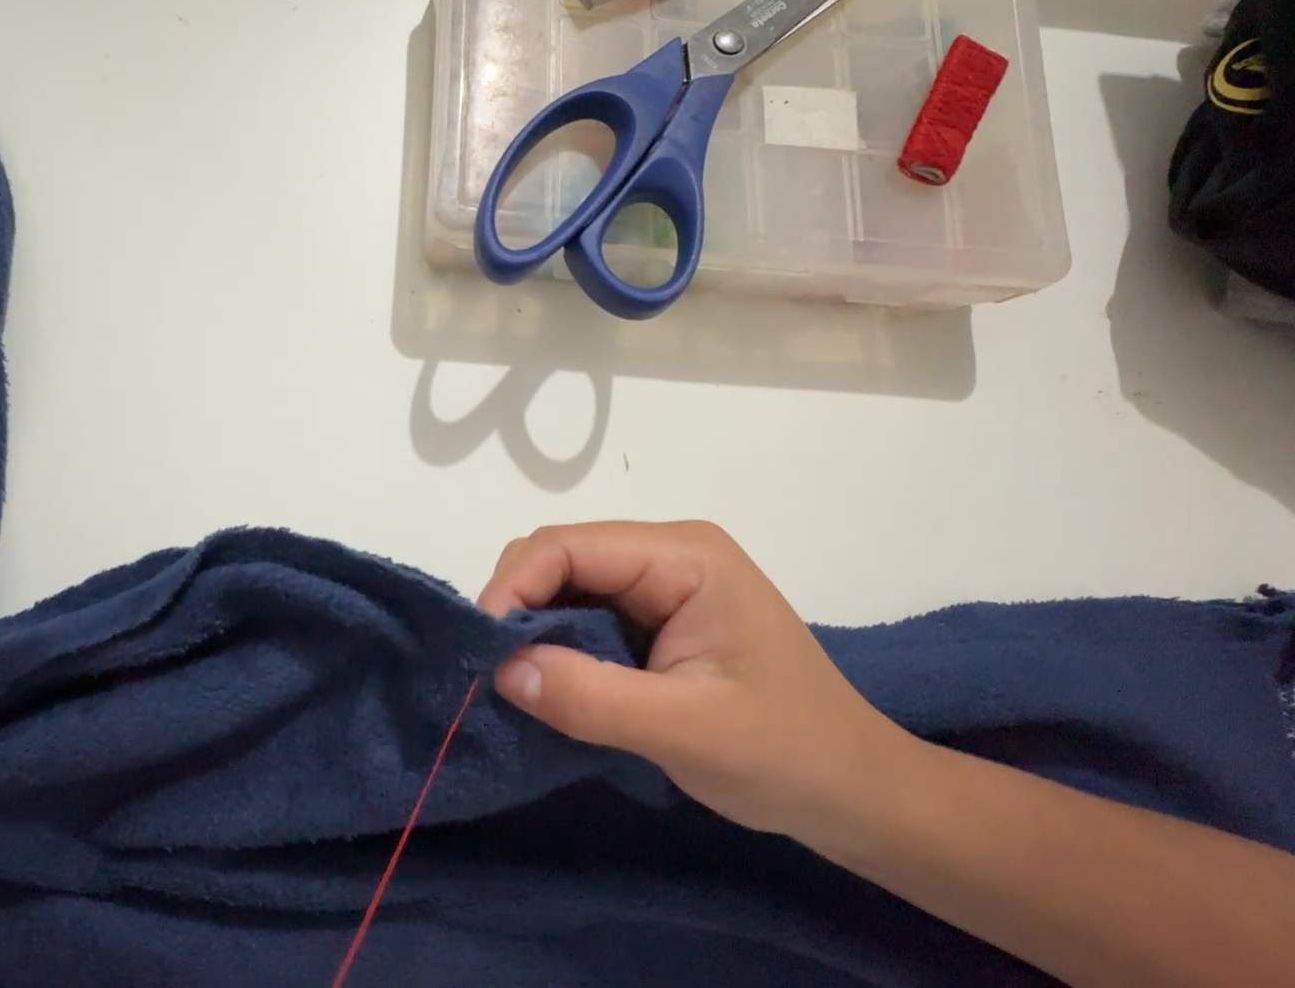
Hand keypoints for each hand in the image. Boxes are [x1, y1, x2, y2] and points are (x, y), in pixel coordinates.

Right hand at [479, 521, 912, 836]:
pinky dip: (552, 646)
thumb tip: (499, 669)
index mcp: (683, 556)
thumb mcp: (685, 730)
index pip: (567, 546)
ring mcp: (659, 584)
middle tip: (492, 673)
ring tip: (513, 681)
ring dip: (531, 630)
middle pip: (558, 558)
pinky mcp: (652, 618)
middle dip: (517, 608)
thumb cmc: (786, 755)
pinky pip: (581, 615)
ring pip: (563, 586)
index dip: (512, 589)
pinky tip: (546, 681)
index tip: (482, 653)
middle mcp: (665, 554)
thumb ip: (589, 697)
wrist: (856, 793)